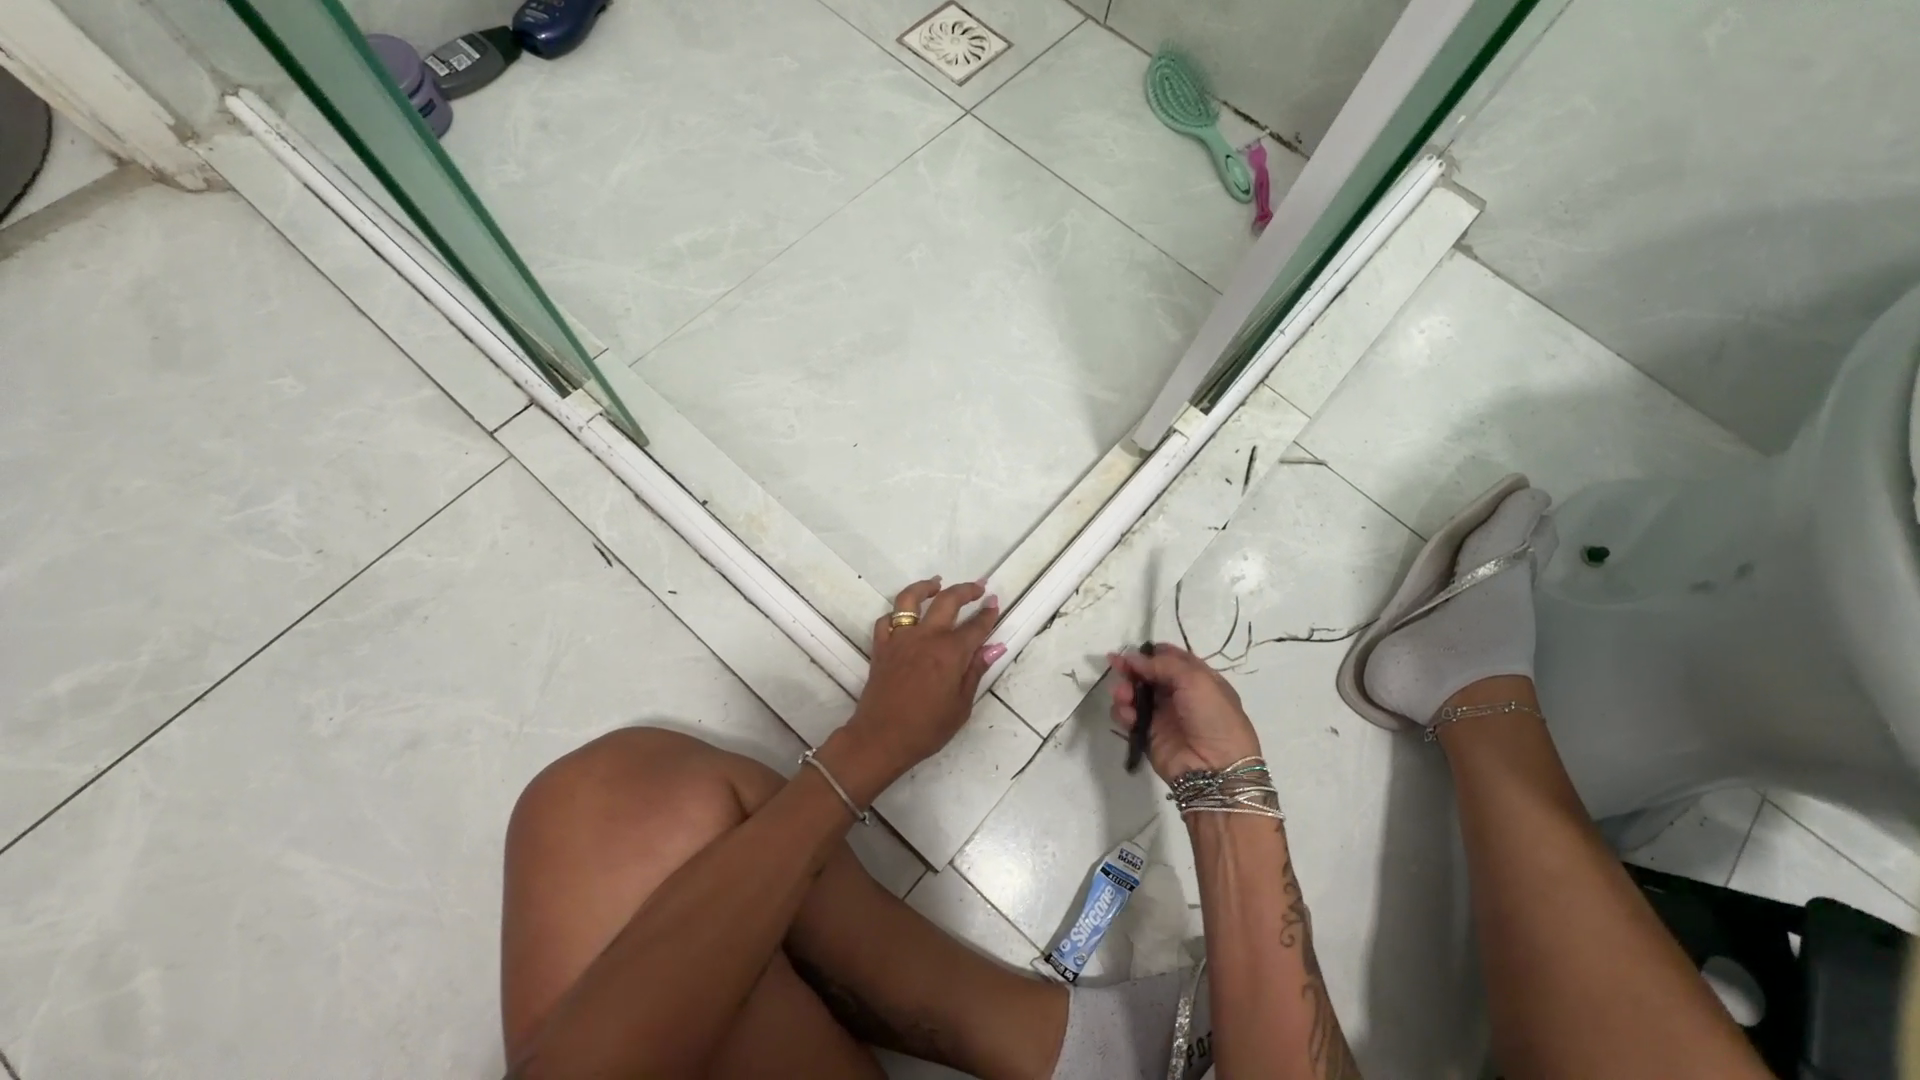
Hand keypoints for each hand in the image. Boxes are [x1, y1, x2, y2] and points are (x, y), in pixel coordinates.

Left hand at [835, 578, 1003, 786]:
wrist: (881, 738)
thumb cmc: (927, 729)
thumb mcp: (961, 706)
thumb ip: (976, 672)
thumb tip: (994, 648)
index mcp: (950, 653)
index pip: (976, 626)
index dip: (988, 613)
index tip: (994, 602)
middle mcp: (926, 637)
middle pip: (947, 601)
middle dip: (966, 590)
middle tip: (978, 588)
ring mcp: (900, 639)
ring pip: (910, 599)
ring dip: (926, 587)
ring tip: (937, 583)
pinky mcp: (881, 647)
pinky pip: (886, 621)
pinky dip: (896, 615)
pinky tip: (905, 616)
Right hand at [1108, 644, 1261, 782]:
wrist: (1216, 768)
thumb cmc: (1212, 717)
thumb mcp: (1196, 680)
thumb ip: (1162, 664)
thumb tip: (1132, 658)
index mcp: (1199, 679)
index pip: (1171, 658)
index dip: (1152, 653)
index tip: (1134, 651)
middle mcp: (1180, 695)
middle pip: (1149, 675)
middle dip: (1132, 669)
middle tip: (1116, 665)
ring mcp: (1163, 715)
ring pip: (1135, 694)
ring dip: (1125, 690)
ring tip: (1122, 696)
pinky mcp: (1148, 734)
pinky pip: (1129, 717)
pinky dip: (1123, 712)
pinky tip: (1127, 716)